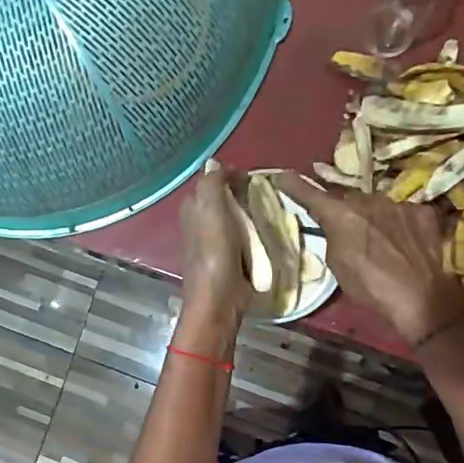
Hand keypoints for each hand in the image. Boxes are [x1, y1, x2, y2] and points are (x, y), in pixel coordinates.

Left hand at [178, 162, 254, 323]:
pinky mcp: (229, 259)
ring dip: (250, 213)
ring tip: (271, 208)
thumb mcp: (211, 209)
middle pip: (223, 200)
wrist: (220, 298)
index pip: (210, 183)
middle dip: (243, 193)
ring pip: (234, 218)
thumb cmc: (215, 252)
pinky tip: (268, 231)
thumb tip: (215, 163)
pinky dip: (254, 232)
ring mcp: (214, 243)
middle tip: (266, 192)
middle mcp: (199, 224)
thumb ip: (212, 184)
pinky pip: (243, 237)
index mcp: (192, 210)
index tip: (253, 177)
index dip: (229, 176)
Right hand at [275, 173, 463, 345]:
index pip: (312, 196)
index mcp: (341, 215)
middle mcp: (369, 201)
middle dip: (341, 207)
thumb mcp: (338, 265)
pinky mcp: (422, 211)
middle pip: (348, 198)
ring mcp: (398, 203)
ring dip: (371, 216)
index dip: (296, 186)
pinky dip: (397, 223)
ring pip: (376, 204)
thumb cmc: (369, 286)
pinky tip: (401, 241)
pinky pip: (402, 212)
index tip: (282, 176)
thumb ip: (332, 237)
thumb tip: (335, 226)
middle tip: (340, 224)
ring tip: (376, 239)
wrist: (419, 295)